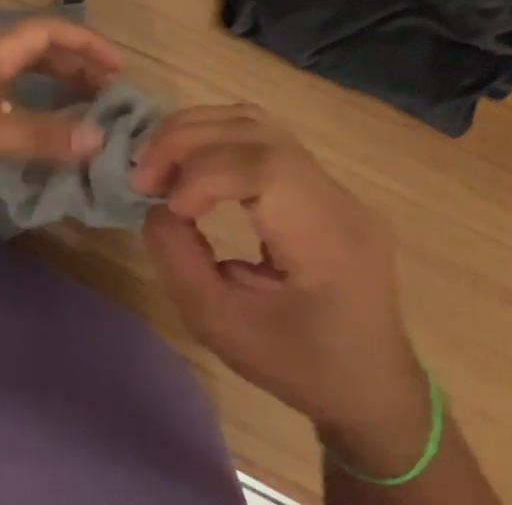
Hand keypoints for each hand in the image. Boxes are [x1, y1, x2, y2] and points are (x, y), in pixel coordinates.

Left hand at [0, 17, 126, 180]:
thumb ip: (40, 135)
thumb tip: (100, 138)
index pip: (48, 32)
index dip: (87, 44)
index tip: (121, 69)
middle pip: (36, 51)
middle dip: (76, 66)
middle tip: (109, 94)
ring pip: (19, 74)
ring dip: (53, 87)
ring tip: (84, 110)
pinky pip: (2, 96)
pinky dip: (28, 107)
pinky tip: (37, 131)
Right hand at [131, 106, 429, 449]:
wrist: (369, 387)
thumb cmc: (295, 363)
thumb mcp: (218, 323)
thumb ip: (177, 256)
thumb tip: (156, 206)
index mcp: (327, 241)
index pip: (263, 167)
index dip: (201, 173)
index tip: (166, 206)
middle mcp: (339, 201)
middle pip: (255, 131)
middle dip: (185, 141)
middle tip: (142, 174)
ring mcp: (335, 189)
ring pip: (256, 123)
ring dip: (195, 132)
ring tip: (158, 163)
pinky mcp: (321, 188)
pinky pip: (261, 140)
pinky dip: (212, 140)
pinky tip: (187, 167)